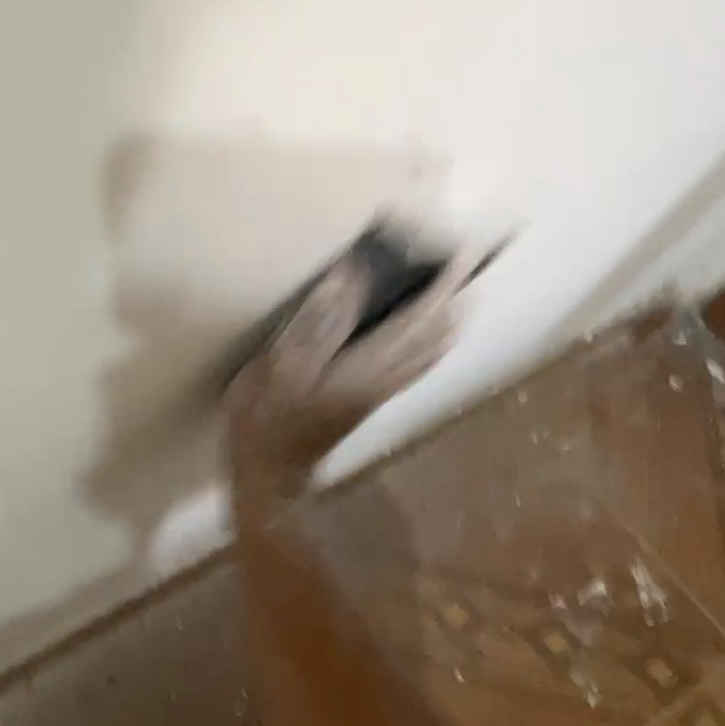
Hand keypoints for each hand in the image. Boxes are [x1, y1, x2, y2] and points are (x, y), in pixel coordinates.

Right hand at [224, 221, 471, 511]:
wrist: (267, 476)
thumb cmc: (265, 420)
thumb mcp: (281, 366)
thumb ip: (320, 321)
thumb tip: (353, 272)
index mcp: (368, 366)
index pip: (422, 317)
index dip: (442, 283)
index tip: (459, 249)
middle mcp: (385, 378)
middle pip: (435, 334)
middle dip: (451, 296)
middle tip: (457, 259)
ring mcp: (380, 392)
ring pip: (430, 351)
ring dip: (445, 317)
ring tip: (449, 286)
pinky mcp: (370, 400)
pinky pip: (415, 363)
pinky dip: (429, 340)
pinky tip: (422, 332)